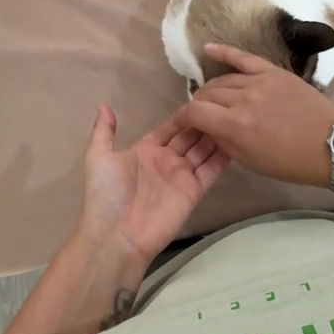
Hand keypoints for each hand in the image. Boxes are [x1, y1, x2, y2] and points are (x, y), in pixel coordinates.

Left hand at [76, 103, 231, 264]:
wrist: (117, 235)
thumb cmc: (106, 194)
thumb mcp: (98, 157)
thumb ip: (104, 131)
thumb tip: (104, 104)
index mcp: (145, 150)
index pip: (169, 129)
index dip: (183, 116)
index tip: (200, 98)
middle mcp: (166, 161)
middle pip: (189, 138)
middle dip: (202, 122)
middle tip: (222, 104)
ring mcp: (181, 176)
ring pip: (203, 150)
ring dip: (215, 135)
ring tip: (232, 116)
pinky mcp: (194, 191)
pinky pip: (211, 170)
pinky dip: (222, 156)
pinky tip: (235, 138)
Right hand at [176, 43, 333, 187]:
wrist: (331, 146)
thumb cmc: (290, 162)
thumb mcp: (250, 161)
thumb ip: (223, 141)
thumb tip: (207, 127)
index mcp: (236, 126)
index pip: (195, 112)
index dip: (183, 118)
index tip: (184, 124)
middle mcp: (243, 99)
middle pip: (207, 94)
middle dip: (200, 105)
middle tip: (204, 115)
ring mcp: (259, 81)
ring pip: (222, 79)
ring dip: (212, 89)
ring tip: (213, 98)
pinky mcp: (274, 71)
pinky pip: (244, 57)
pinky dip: (224, 51)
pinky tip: (208, 47)